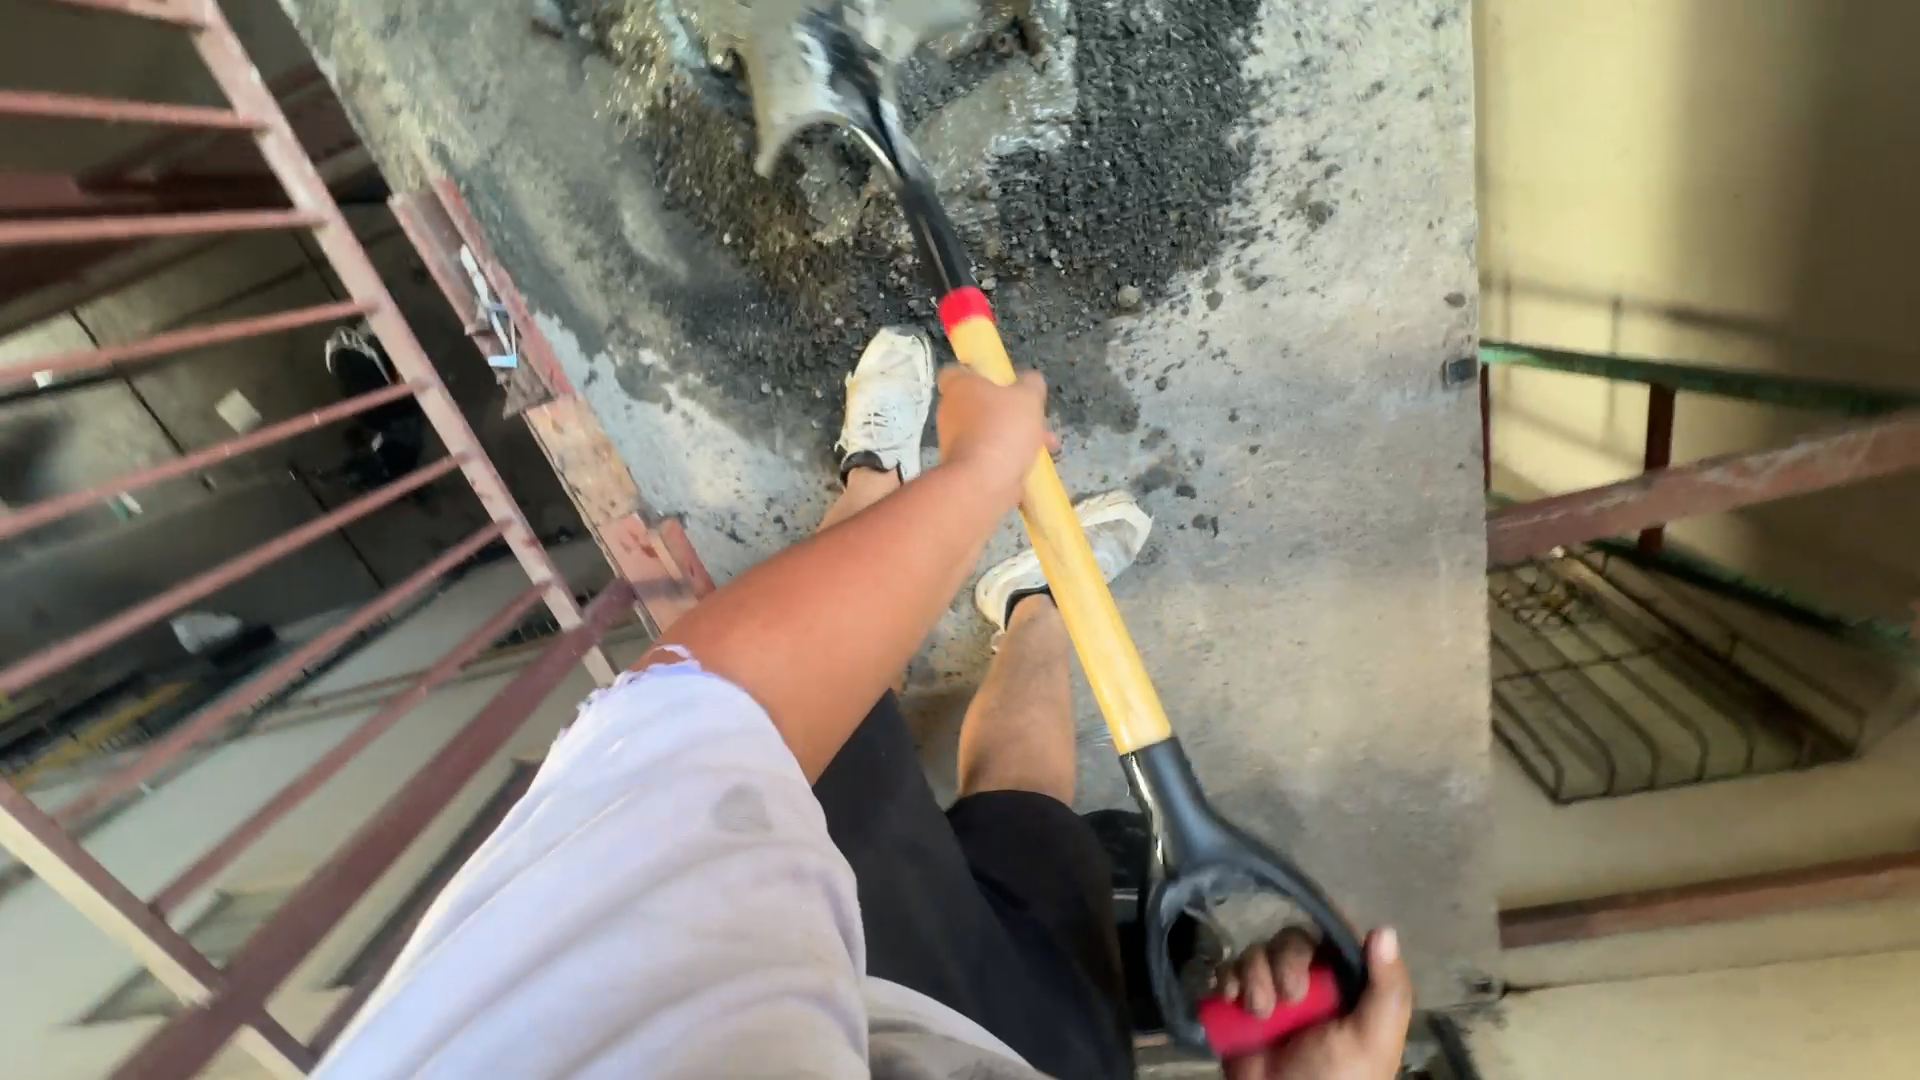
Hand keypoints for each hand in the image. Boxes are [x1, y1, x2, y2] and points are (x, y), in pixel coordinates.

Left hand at [935, 365, 1056, 508]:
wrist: (983, 481)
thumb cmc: (1003, 429)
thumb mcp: (1028, 396)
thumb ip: (1031, 383)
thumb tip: (1029, 380)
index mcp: (959, 387)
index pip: (955, 372)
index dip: (976, 373)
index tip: (999, 382)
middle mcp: (951, 412)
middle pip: (982, 404)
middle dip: (1012, 411)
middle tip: (1036, 418)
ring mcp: (955, 442)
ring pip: (990, 431)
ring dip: (1017, 436)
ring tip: (1047, 446)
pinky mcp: (964, 467)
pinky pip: (990, 455)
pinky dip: (1009, 457)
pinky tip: (1035, 463)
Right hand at [1215, 927, 1411, 1079]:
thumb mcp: (1372, 1042)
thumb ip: (1387, 991)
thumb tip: (1384, 928)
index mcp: (1342, 988)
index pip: (1327, 939)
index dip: (1315, 943)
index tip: (1311, 960)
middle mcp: (1307, 984)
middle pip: (1288, 941)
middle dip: (1282, 962)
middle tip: (1289, 997)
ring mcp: (1270, 992)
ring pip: (1255, 952)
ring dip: (1253, 975)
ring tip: (1258, 1012)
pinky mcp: (1239, 1003)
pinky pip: (1227, 970)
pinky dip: (1227, 979)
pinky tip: (1231, 999)